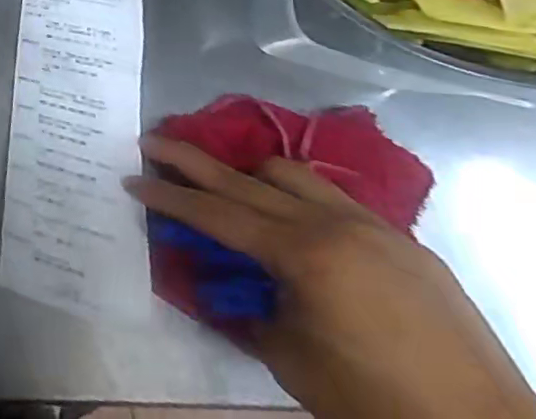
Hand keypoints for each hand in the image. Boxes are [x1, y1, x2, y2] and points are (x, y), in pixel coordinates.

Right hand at [128, 136, 535, 418]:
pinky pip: (334, 199)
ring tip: (222, 183)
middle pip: (245, 178)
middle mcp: (336, 225)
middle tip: (151, 143)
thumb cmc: (376, 402)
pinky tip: (290, 220)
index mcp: (304, 254)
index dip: (168, 196)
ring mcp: (374, 227)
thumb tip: (225, 280)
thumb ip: (247, 305)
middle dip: (191, 160)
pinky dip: (296, 196)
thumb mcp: (289, 358)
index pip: (216, 213)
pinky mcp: (404, 242)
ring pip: (293, 174)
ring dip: (248, 172)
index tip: (131, 179)